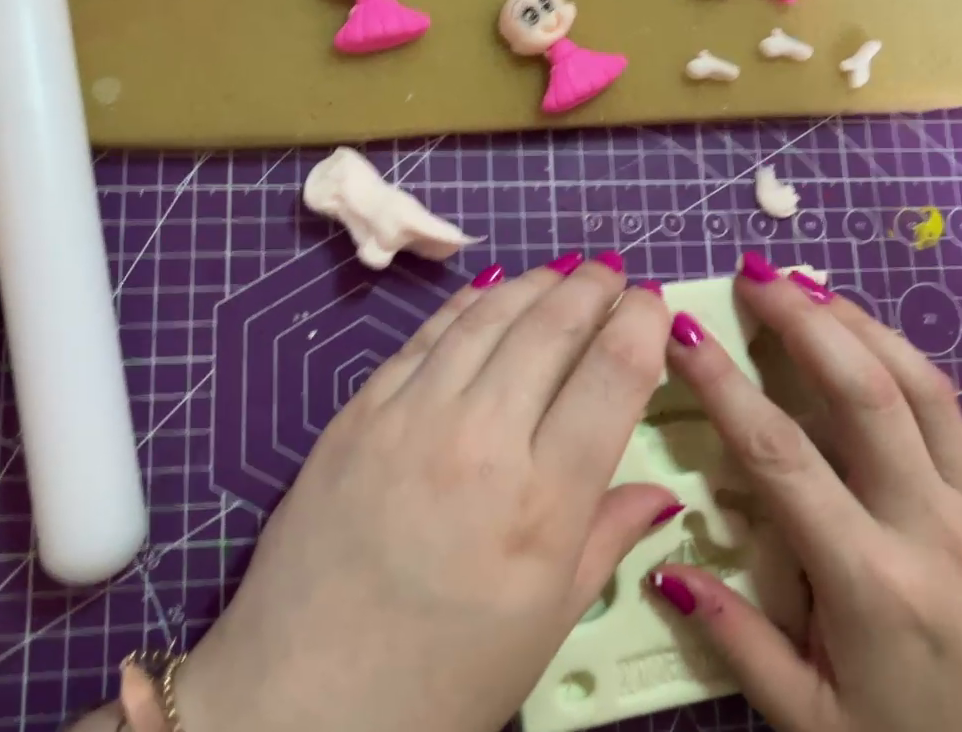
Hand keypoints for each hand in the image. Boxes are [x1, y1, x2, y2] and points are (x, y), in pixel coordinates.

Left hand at [165, 254, 678, 731]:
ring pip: (487, 318)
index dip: (641, 325)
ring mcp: (411, 415)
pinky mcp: (359, 410)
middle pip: (551, 329)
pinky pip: (425, 337)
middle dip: (592, 289)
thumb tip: (659, 492)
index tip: (653, 305)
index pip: (612, 376)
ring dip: (533, 284)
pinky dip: (467, 306)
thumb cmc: (441, 677)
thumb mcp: (546, 623)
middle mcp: (481, 438)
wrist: (302, 693)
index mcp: (543, 501)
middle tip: (613, 273)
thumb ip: (606, 540)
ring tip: (562, 272)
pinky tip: (489, 293)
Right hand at [652, 253, 961, 731]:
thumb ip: (737, 641)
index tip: (683, 332)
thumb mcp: (813, 722)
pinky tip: (859, 338)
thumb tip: (665, 568)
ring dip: (857, 322)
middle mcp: (926, 524)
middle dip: (803, 321)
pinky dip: (895, 356)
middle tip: (753, 273)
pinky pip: (943, 411)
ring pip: (918, 385)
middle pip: (865, 392)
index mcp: (870, 579)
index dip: (724, 386)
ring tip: (804, 283)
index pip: (781, 457)